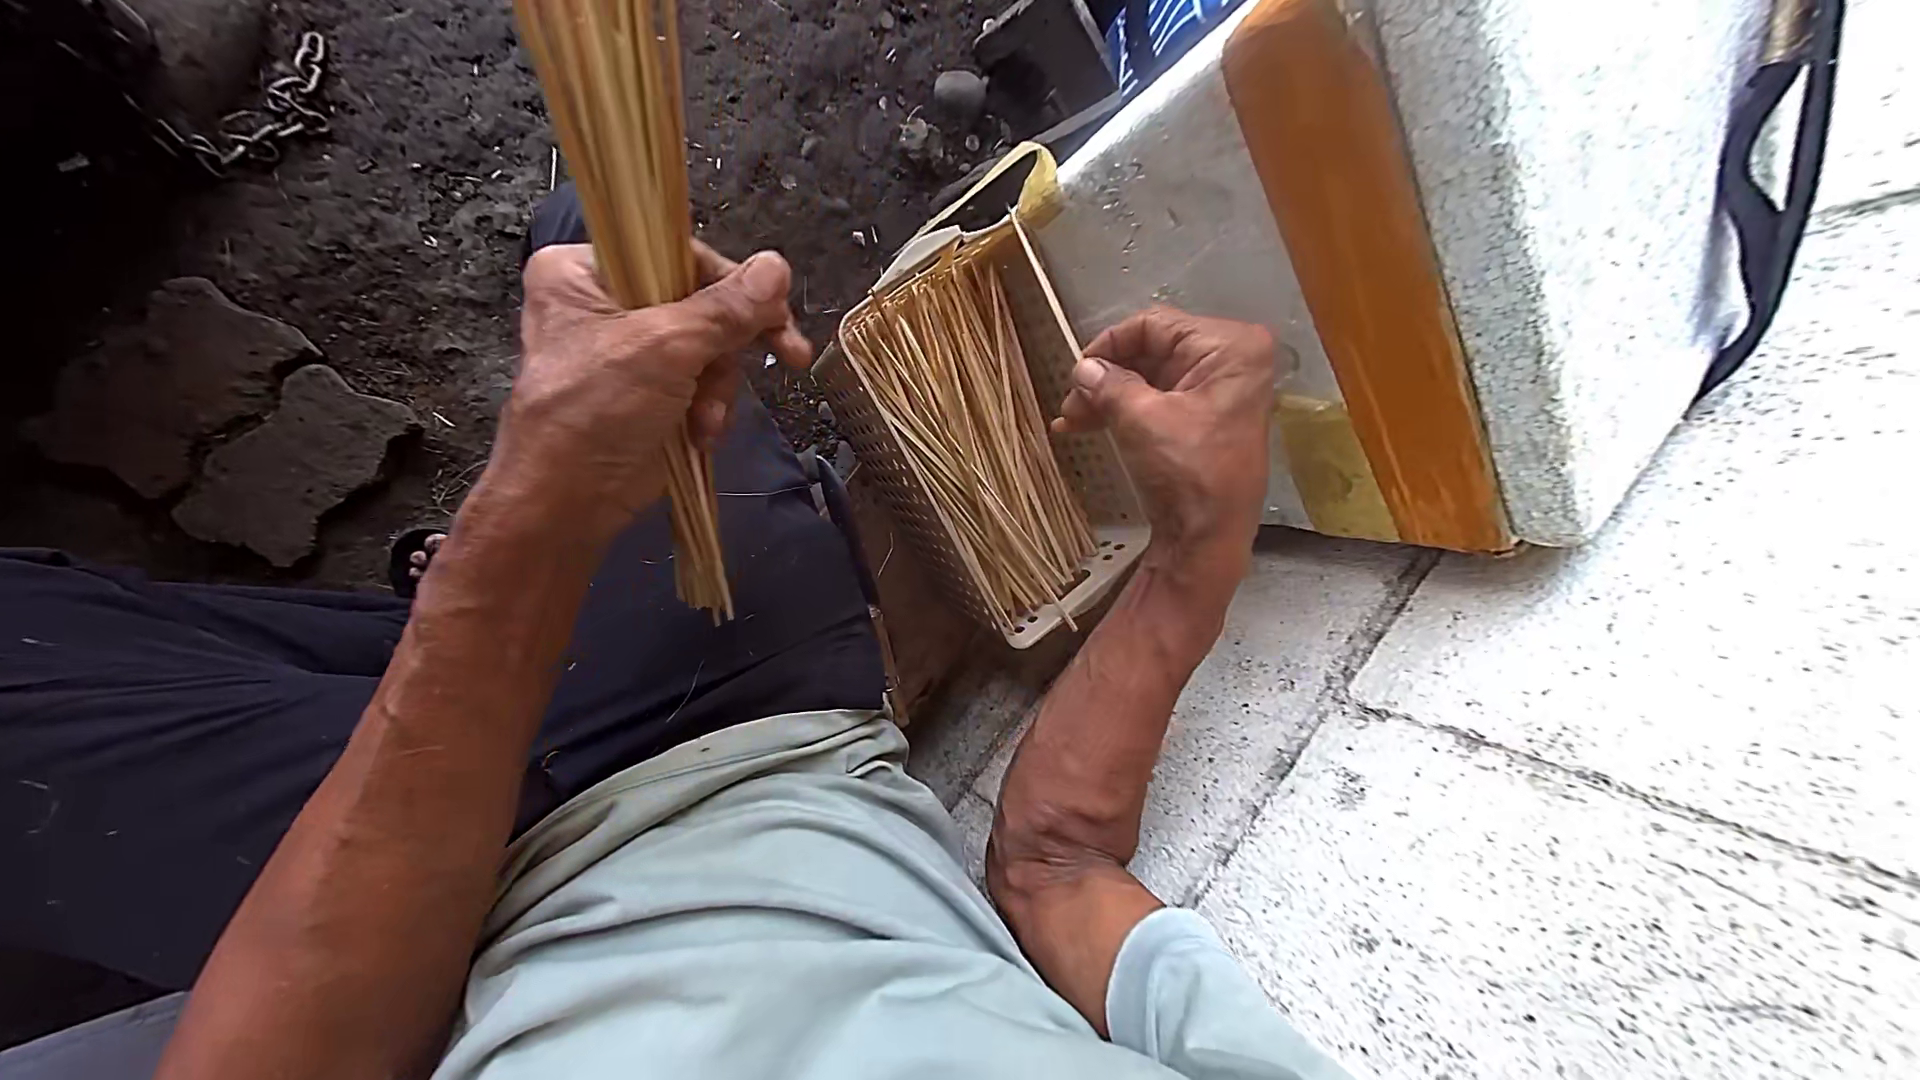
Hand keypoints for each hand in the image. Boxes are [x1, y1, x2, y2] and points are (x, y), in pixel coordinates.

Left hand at [486, 241, 811, 535]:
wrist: (571, 498)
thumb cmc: (599, 409)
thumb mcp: (665, 348)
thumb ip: (726, 309)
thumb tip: (778, 268)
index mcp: (589, 271)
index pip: (679, 256)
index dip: (733, 285)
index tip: (777, 313)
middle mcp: (611, 304)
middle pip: (704, 305)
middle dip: (733, 346)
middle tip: (792, 354)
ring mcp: (635, 352)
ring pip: (712, 351)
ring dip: (719, 389)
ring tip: (706, 420)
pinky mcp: (655, 392)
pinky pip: (704, 384)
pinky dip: (710, 409)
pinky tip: (700, 432)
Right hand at [1053, 307, 1276, 568]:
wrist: (1208, 536)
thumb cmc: (1187, 470)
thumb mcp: (1142, 420)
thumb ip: (1108, 385)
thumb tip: (1082, 369)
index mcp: (1229, 348)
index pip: (1155, 326)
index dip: (1109, 345)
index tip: (1077, 370)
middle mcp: (1227, 361)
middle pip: (1150, 353)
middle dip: (1105, 378)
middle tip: (1070, 403)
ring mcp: (1214, 392)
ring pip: (1147, 379)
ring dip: (1106, 397)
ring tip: (1071, 419)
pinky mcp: (1200, 419)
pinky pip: (1154, 402)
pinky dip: (1121, 412)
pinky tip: (1085, 426)